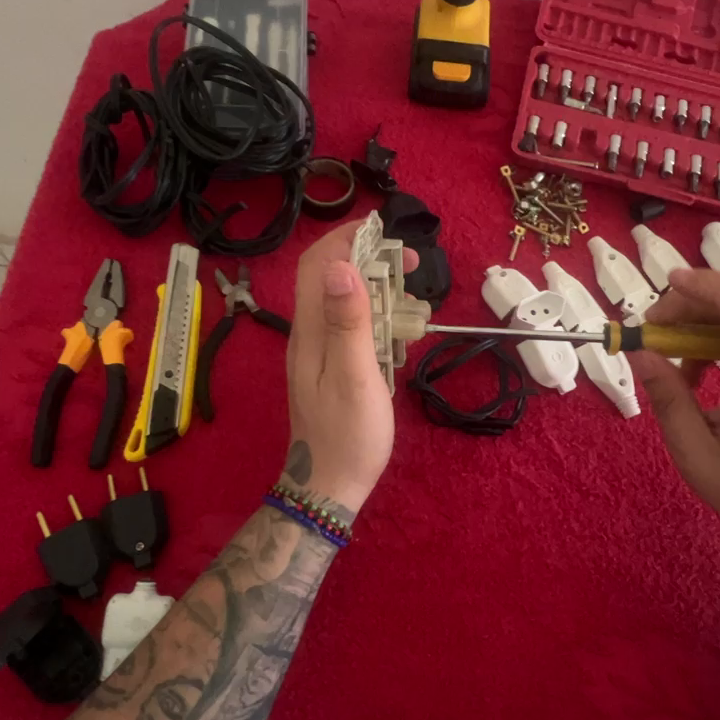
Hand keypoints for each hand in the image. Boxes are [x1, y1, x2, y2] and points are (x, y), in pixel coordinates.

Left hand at [280, 221, 416, 515]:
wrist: (329, 487)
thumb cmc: (348, 436)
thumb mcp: (354, 377)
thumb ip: (349, 322)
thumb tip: (343, 266)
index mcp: (310, 331)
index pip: (317, 265)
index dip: (346, 239)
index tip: (385, 232)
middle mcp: (308, 334)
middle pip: (328, 278)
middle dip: (366, 258)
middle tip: (409, 264)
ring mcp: (318, 351)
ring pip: (342, 301)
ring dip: (375, 287)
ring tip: (410, 296)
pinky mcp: (330, 367)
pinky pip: (350, 327)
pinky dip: (375, 317)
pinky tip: (399, 334)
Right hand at [629, 267, 719, 552]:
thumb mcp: (693, 451)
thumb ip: (668, 399)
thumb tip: (642, 353)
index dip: (715, 289)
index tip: (671, 284)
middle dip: (696, 301)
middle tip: (653, 323)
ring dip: (701, 321)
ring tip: (666, 350)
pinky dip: (713, 340)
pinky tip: (692, 372)